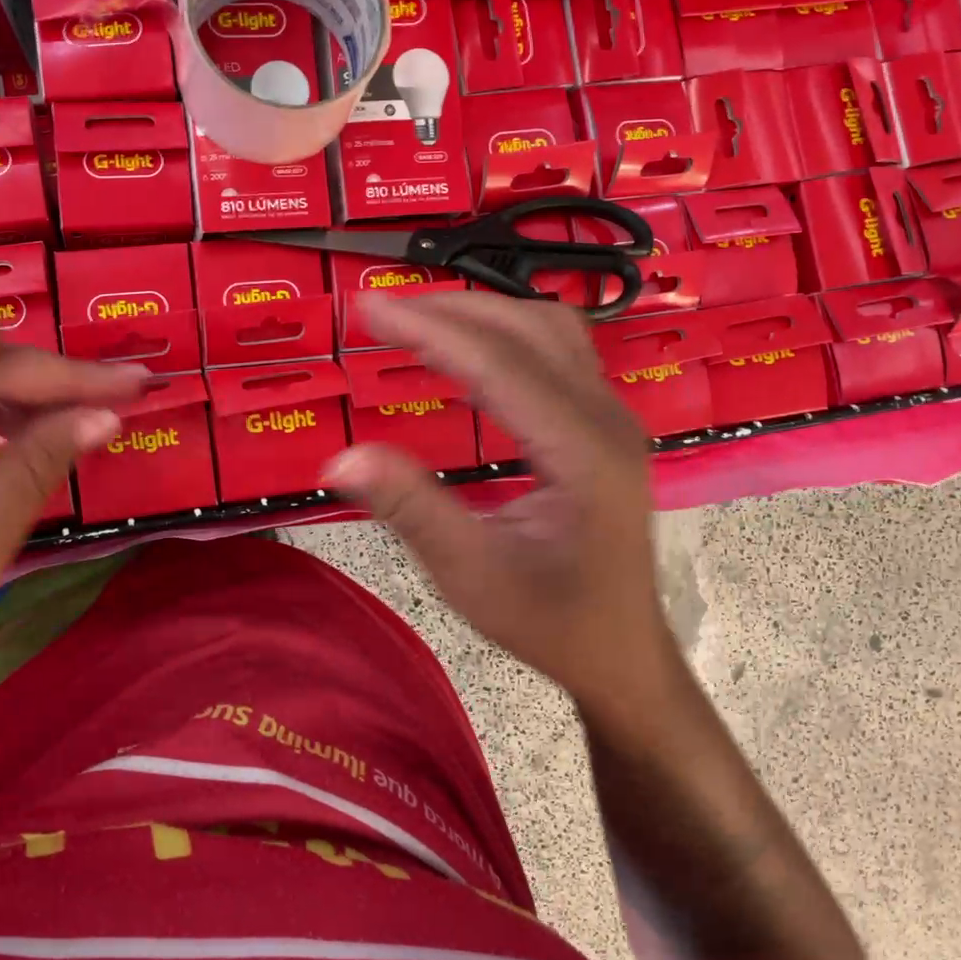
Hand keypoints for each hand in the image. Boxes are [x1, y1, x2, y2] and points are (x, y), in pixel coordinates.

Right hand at [323, 292, 675, 706]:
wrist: (622, 652)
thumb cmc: (550, 621)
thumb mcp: (472, 575)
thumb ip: (411, 511)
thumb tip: (338, 461)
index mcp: (581, 452)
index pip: (497, 364)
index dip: (427, 329)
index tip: (365, 307)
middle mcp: (605, 418)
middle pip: (528, 329)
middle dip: (451, 309)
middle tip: (381, 311)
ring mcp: (612, 417)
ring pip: (549, 330)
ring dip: (481, 314)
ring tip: (417, 321)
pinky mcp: (604, 425)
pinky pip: (556, 352)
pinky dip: (504, 336)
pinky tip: (466, 352)